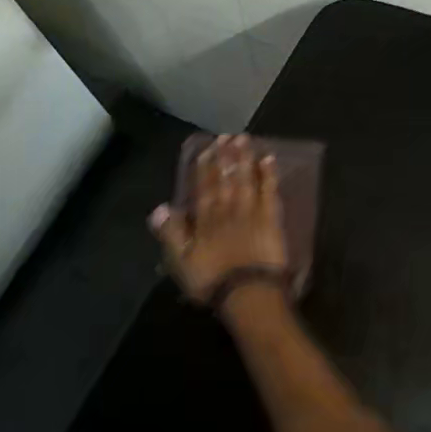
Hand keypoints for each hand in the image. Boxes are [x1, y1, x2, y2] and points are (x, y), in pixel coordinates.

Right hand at [149, 135, 287, 303]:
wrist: (249, 295)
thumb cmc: (212, 281)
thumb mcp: (181, 262)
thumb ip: (171, 234)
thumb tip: (159, 208)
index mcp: (205, 220)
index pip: (203, 188)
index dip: (203, 167)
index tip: (205, 149)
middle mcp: (227, 210)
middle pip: (225, 179)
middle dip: (225, 157)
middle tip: (226, 136)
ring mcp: (251, 214)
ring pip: (246, 180)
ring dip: (244, 159)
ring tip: (243, 139)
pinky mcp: (271, 222)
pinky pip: (270, 194)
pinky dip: (269, 176)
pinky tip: (269, 160)